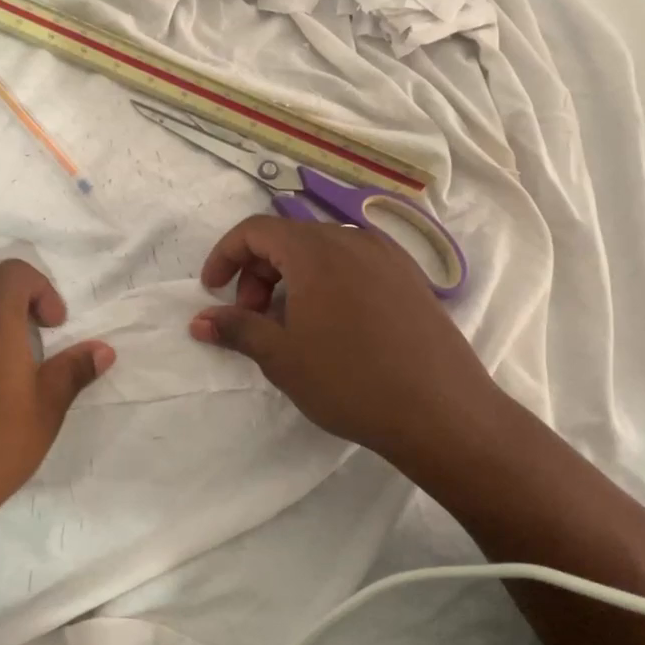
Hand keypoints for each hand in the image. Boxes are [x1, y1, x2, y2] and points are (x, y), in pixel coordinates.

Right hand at [189, 215, 498, 459]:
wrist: (445, 414)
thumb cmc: (351, 381)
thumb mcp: (282, 357)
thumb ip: (236, 328)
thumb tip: (199, 320)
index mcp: (317, 250)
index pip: (256, 230)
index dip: (225, 256)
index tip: (212, 292)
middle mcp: (353, 239)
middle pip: (289, 238)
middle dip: (257, 272)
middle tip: (251, 318)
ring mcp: (388, 257)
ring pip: (322, 251)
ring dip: (291, 278)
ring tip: (289, 325)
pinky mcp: (412, 279)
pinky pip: (354, 264)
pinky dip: (326, 281)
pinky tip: (330, 325)